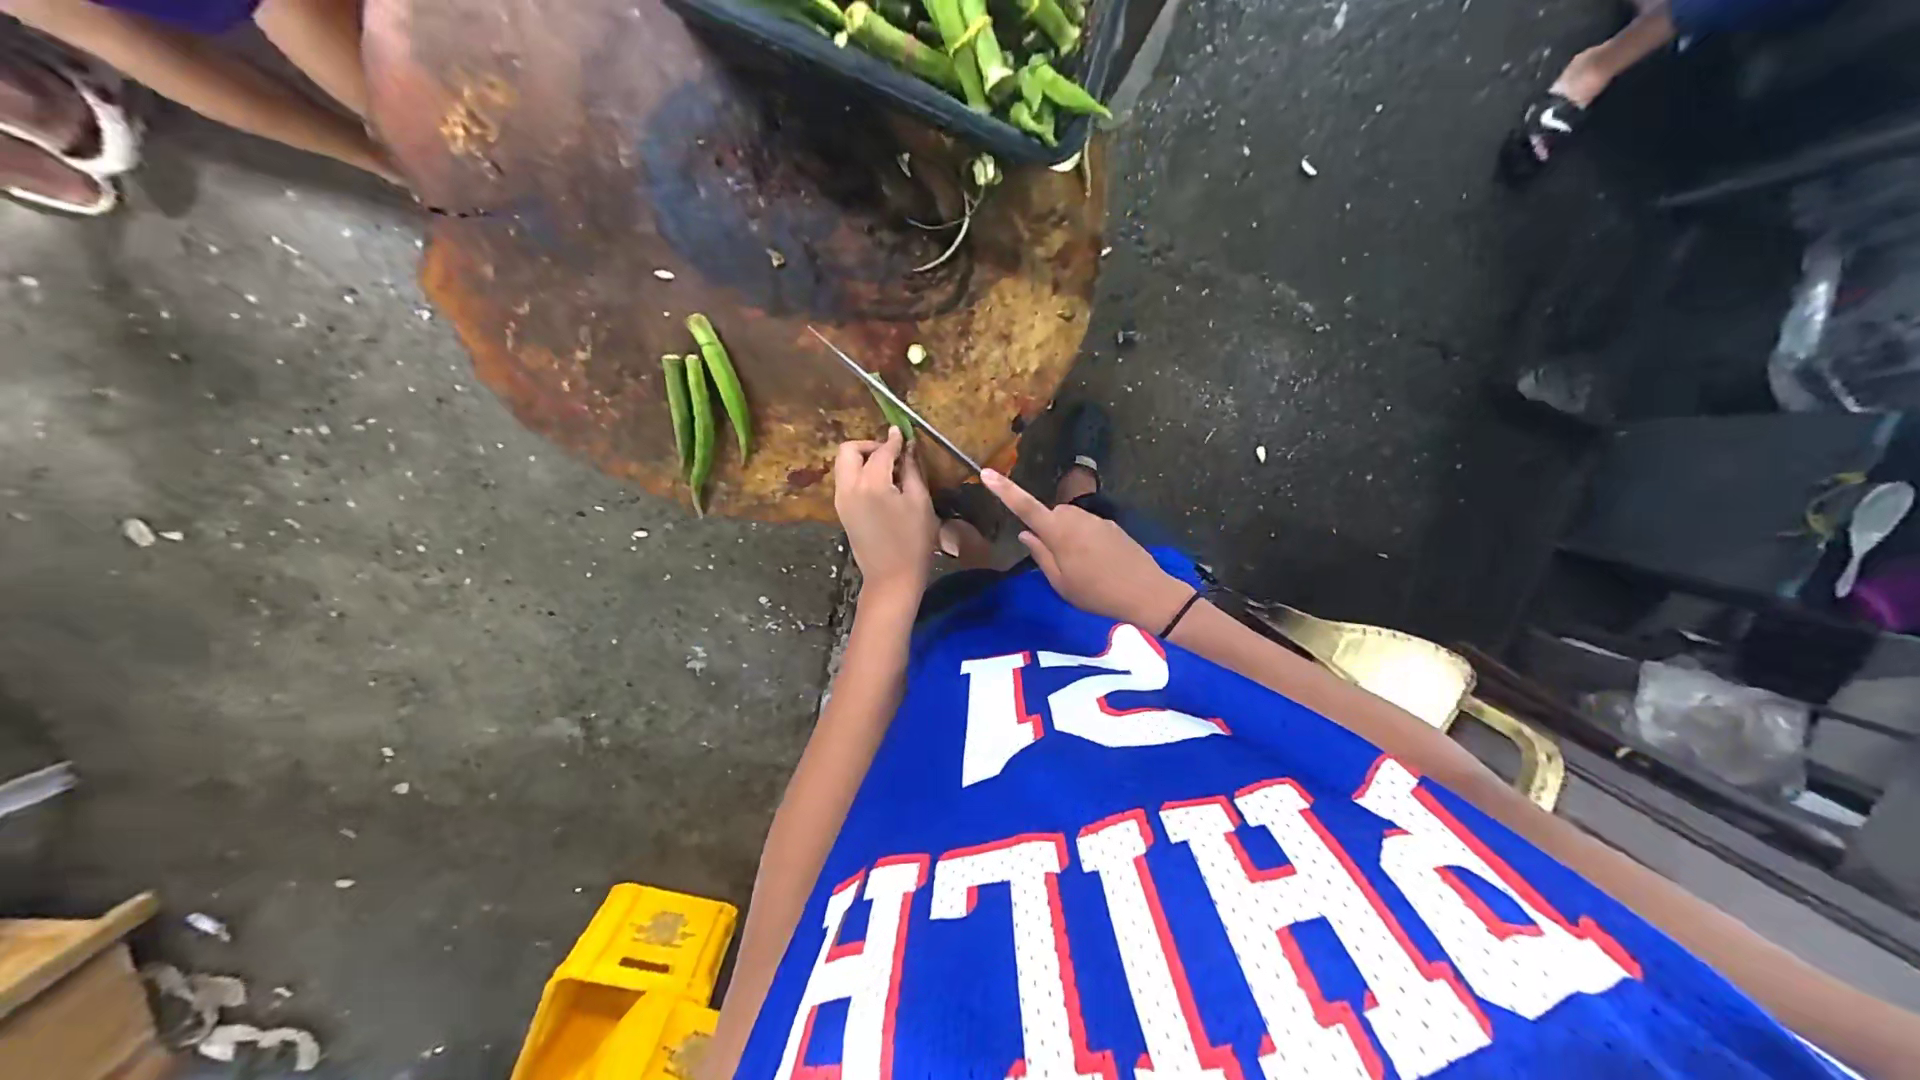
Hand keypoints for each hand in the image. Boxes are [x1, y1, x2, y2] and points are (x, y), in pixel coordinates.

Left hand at [833, 427, 937, 600]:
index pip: (881, 451)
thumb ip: (912, 470)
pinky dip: (859, 473)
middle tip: (892, 454)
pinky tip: (881, 485)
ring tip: (888, 470)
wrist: (891, 578)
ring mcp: (841, 500)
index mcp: (871, 484)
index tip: (903, 433)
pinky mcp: (842, 510)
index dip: (894, 440)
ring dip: (863, 459)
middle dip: (869, 446)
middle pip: (849, 450)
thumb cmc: (913, 542)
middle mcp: (849, 487)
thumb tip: (908, 448)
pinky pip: (845, 480)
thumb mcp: (920, 502)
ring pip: (844, 465)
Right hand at [981, 469, 1193, 629]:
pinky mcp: (1111, 525)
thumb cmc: (1097, 593)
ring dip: (1068, 536)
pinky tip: (1099, 564)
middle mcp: (1076, 518)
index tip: (987, 472)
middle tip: (1059, 563)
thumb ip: (1040, 556)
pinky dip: (1085, 541)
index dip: (1004, 490)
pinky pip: (1088, 527)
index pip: (1025, 507)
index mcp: (1058, 533)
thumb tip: (1026, 535)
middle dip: (1048, 530)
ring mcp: (1096, 520)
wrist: (1146, 592)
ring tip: (1082, 567)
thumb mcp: (1061, 583)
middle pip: (1051, 514)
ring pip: (1070, 520)